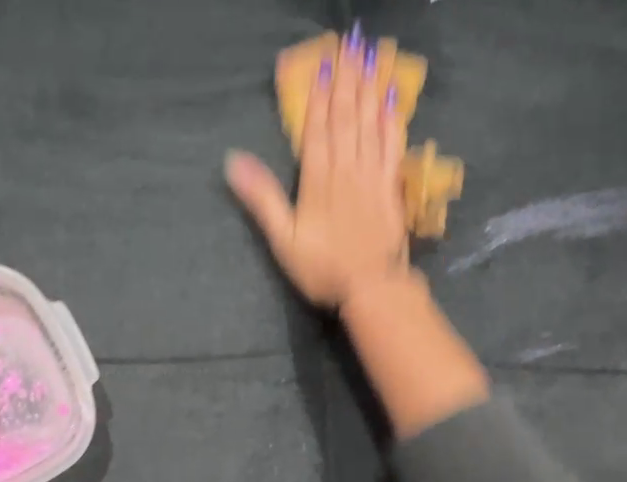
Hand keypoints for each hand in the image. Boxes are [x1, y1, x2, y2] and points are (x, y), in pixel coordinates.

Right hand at [226, 32, 410, 308]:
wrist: (371, 287)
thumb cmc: (321, 269)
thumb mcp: (283, 239)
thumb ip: (262, 199)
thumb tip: (233, 161)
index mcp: (318, 181)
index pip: (318, 130)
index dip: (320, 97)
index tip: (324, 65)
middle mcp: (347, 170)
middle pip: (347, 119)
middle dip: (347, 82)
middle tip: (351, 48)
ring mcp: (373, 177)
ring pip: (371, 125)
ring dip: (369, 91)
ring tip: (371, 60)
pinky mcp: (392, 189)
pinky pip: (393, 147)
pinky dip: (392, 122)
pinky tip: (392, 103)